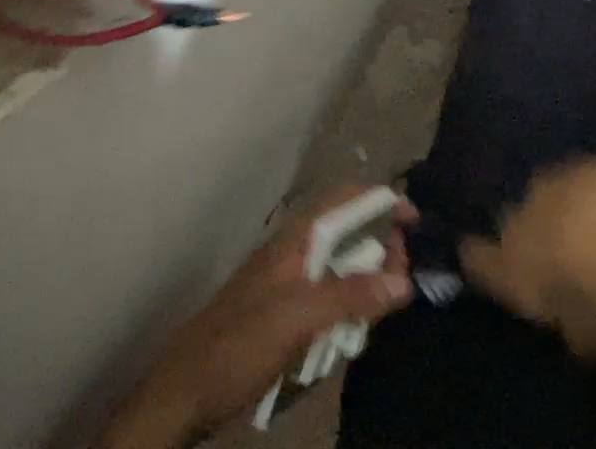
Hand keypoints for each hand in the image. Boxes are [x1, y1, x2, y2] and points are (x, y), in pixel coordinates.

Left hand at [98, 187, 415, 448]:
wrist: (179, 396)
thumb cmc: (237, 346)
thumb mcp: (298, 319)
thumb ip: (351, 295)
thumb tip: (404, 280)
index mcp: (294, 241)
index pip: (346, 199)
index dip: (383, 201)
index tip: (416, 223)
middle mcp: (292, 253)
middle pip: (349, 232)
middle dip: (381, 249)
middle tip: (400, 281)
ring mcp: (285, 283)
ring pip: (340, 267)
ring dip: (365, 282)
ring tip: (380, 310)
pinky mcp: (281, 314)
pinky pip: (327, 298)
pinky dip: (346, 307)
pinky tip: (350, 333)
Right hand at [460, 155, 595, 358]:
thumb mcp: (591, 338)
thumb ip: (571, 335)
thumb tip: (573, 333)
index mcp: (507, 265)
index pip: (474, 262)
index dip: (480, 266)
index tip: (491, 271)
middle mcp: (517, 218)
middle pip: (508, 226)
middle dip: (524, 238)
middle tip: (552, 257)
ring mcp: (551, 182)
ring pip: (541, 198)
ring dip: (556, 212)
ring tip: (586, 230)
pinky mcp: (585, 159)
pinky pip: (575, 180)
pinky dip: (587, 193)